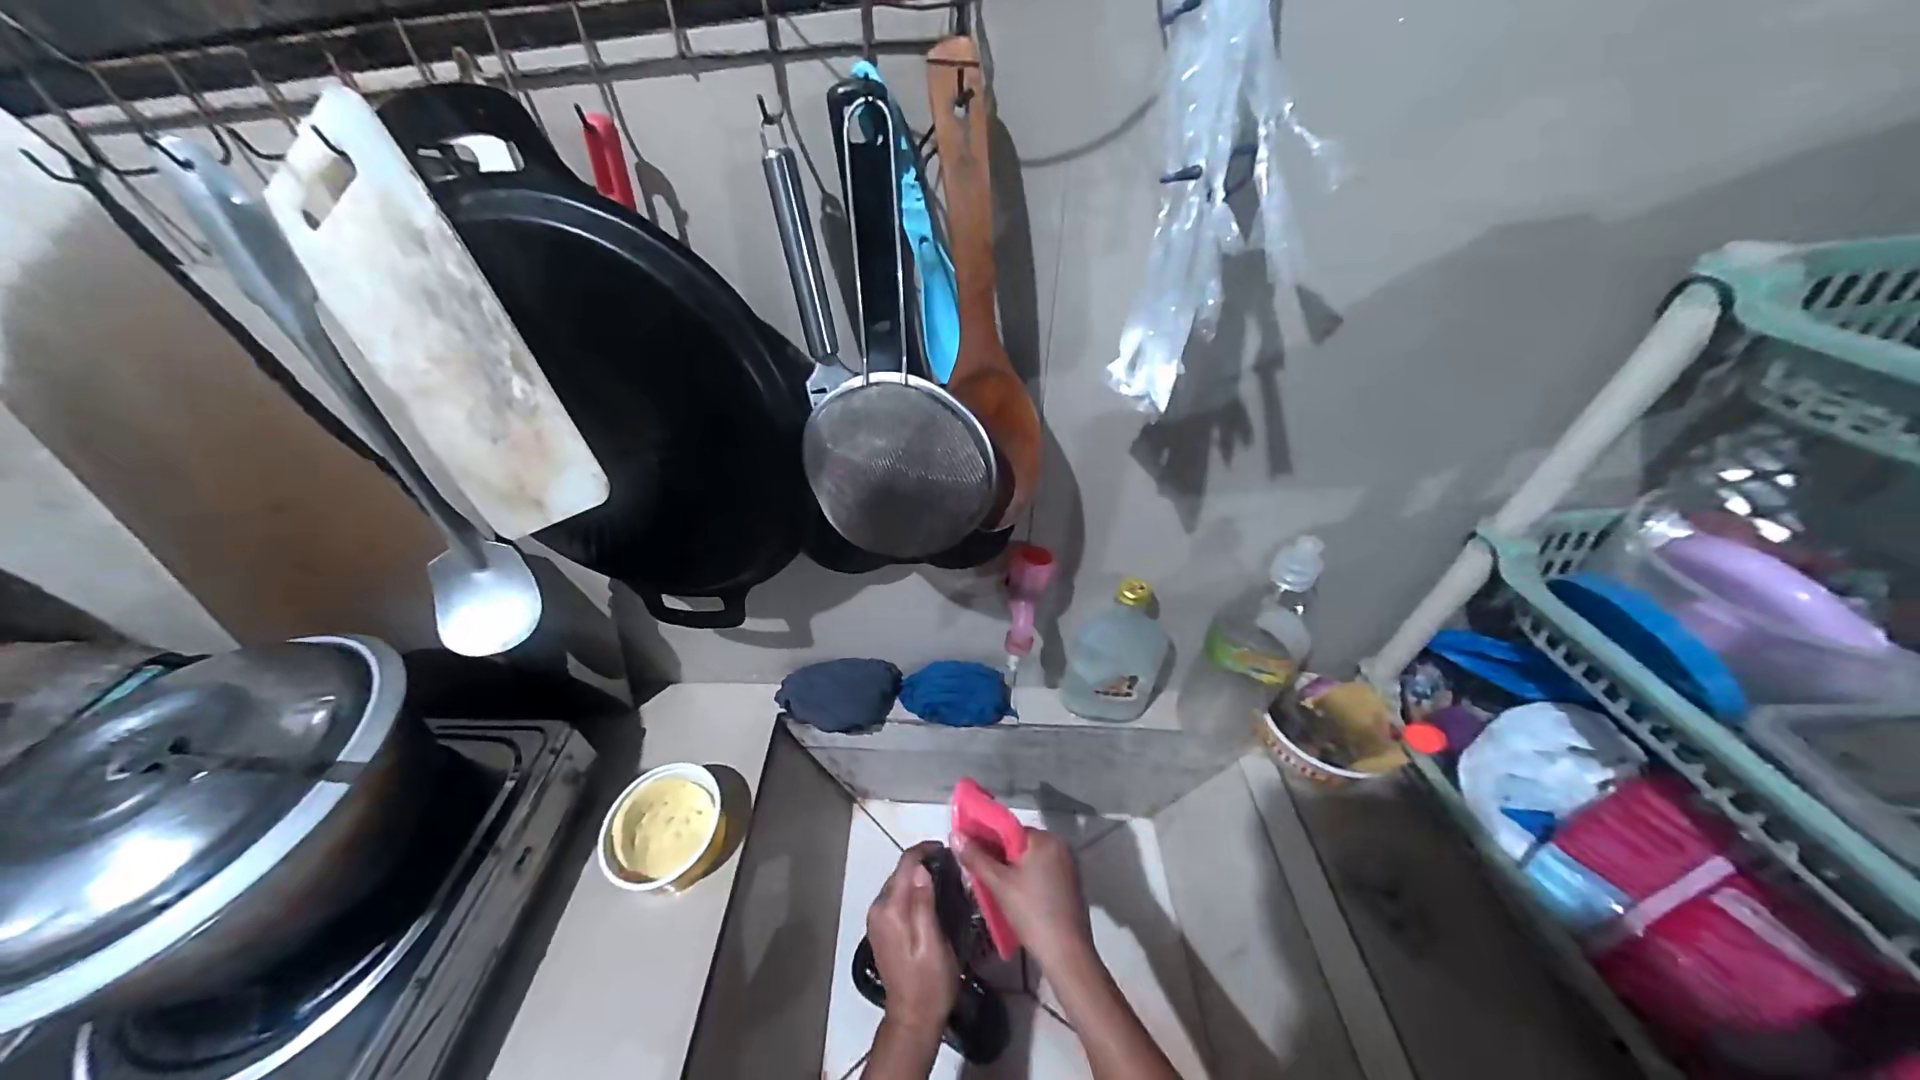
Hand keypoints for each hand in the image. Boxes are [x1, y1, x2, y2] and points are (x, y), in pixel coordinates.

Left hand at [866, 841, 958, 1031]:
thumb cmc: (929, 982)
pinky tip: (929, 896)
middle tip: (951, 865)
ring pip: (899, 882)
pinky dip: (912, 890)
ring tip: (944, 877)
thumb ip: (924, 903)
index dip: (925, 849)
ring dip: (918, 875)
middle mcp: (878, 909)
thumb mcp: (933, 942)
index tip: (946, 849)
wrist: (912, 1017)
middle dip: (923, 861)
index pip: (906, 864)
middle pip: (901, 871)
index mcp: (891, 910)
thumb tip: (921, 868)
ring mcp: (877, 919)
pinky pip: (897, 897)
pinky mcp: (881, 927)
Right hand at [954, 828, 1093, 968]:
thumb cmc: (1032, 913)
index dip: (985, 838)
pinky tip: (1009, 895)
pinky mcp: (1068, 886)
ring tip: (987, 884)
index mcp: (1046, 839)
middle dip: (995, 856)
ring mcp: (1067, 867)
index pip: (1008, 829)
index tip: (967, 850)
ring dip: (1008, 870)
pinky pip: (1039, 873)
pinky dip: (1023, 880)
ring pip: (1028, 861)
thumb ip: (976, 857)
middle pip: (1018, 845)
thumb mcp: (999, 884)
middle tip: (974, 870)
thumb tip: (955, 835)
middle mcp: (1060, 847)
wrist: (1067, 955)